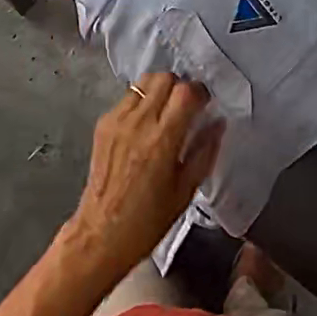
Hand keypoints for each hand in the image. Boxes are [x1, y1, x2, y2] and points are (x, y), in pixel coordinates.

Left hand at [62, 72, 223, 277]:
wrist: (98, 238)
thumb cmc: (147, 220)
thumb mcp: (186, 191)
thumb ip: (204, 151)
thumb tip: (218, 123)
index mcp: (162, 140)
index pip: (186, 92)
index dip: (200, 92)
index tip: (205, 104)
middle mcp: (138, 123)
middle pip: (165, 78)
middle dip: (181, 86)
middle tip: (186, 106)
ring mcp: (117, 121)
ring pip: (145, 81)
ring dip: (160, 89)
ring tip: (165, 110)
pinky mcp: (103, 125)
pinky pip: (127, 97)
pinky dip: (141, 101)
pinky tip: (145, 123)